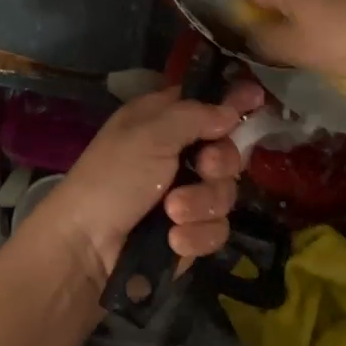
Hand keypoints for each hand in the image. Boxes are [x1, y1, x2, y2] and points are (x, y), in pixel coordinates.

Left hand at [35, 80, 266, 277]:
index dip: (231, 101)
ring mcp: (186, 194)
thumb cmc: (113, 177)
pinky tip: (173, 240)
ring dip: (202, 203)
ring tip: (172, 212)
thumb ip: (195, 116)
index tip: (257, 99)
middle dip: (219, 163)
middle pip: (227, 150)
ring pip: (225, 192)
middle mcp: (177, 153)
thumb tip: (230, 109)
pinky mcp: (190, 233)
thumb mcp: (150, 134)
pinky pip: (217, 228)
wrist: (88, 247)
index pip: (205, 102)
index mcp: (162, 120)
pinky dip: (196, 234)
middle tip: (202, 169)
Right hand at [243, 0, 345, 87]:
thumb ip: (261, 39)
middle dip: (276, 20)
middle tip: (289, 51)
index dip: (247, 23)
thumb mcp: (295, 50)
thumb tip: (247, 31)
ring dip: (302, 18)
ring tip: (319, 47)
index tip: (262, 48)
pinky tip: (344, 36)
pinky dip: (327, 14)